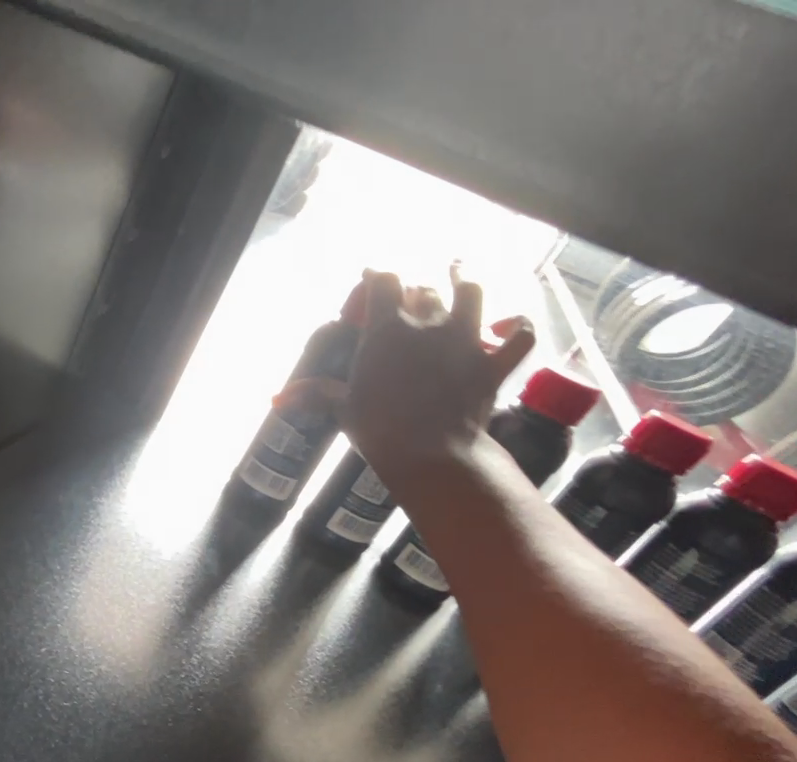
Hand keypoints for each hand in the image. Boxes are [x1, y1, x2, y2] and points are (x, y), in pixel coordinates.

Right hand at [281, 266, 535, 485]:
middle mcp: (428, 323)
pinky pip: (517, 337)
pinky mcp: (492, 363)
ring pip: (471, 292)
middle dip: (415, 288)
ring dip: (464, 280)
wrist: (430, 452)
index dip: (378, 276)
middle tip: (408, 296)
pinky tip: (510, 325)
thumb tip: (278, 398)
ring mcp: (465, 340)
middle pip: (423, 288)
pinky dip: (517, 328)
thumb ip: (316, 393)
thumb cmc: (378, 428)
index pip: (384, 280)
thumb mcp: (343, 408)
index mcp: (388, 329)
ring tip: (459, 273)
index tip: (372, 279)